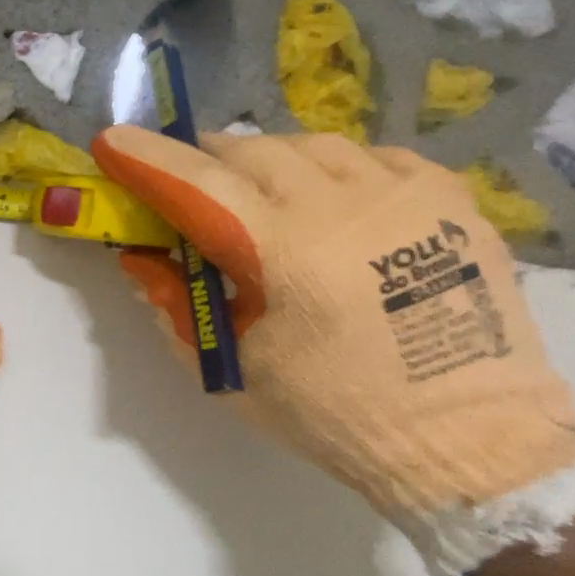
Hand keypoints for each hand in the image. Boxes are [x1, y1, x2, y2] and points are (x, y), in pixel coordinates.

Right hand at [94, 125, 574, 575]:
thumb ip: (171, 302)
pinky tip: (325, 198)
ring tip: (252, 190)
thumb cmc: (327, 408)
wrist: (465, 434)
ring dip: (264, 159)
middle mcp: (344, 208)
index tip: (110, 141)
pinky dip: (331, 168)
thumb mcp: (224, 364)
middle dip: (203, 159)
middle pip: (250, 151)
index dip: (146, 159)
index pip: (197, 184)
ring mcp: (404, 198)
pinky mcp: (449, 203)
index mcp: (284, 252)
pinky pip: (373, 157)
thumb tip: (139, 256)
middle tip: (182, 183)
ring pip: (311, 145)